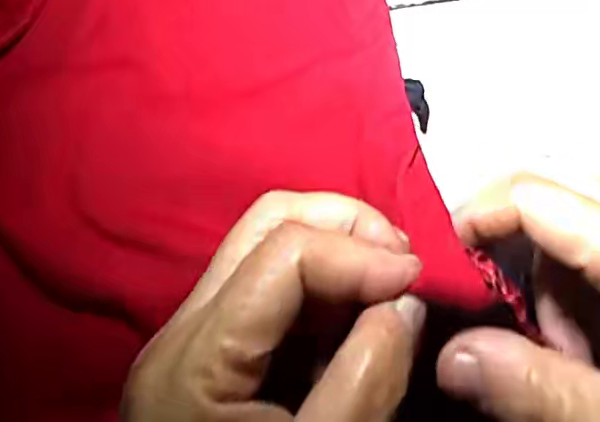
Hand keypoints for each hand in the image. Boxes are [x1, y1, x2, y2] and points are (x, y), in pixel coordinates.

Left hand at [122, 191, 427, 421]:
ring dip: (338, 246)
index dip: (358, 250)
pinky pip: (274, 284)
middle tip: (401, 260)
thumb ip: (365, 378)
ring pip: (269, 241)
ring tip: (389, 278)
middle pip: (268, 221)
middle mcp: (182, 329)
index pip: (283, 250)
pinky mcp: (216, 353)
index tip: (417, 276)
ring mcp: (195, 337)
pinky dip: (326, 282)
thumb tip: (405, 297)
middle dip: (345, 225)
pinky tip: (359, 310)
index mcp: (193, 358)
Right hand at [436, 175, 599, 421]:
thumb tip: (450, 355)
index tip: (438, 263)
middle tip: (488, 310)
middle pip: (551, 191)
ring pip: (572, 219)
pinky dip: (579, 289)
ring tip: (566, 359)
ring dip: (547, 280)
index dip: (473, 219)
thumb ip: (538, 389)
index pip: (533, 196)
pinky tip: (596, 354)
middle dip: (508, 244)